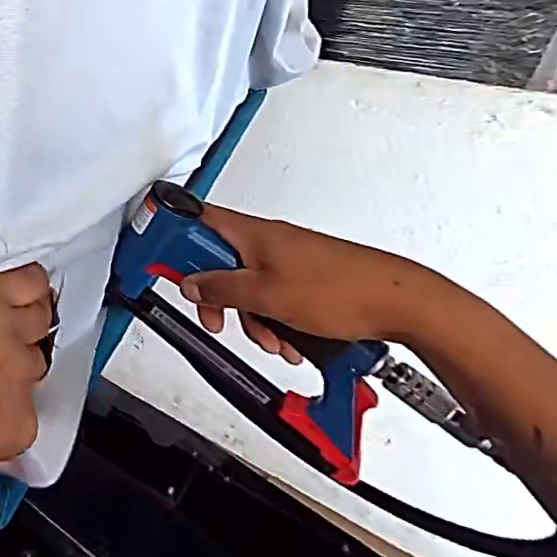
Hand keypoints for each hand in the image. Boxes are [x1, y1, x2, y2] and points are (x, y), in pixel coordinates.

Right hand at [181, 205, 463, 362]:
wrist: (401, 303)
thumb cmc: (343, 289)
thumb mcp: (267, 295)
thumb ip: (221, 289)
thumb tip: (192, 285)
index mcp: (250, 232)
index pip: (194, 219)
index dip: (171, 235)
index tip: (155, 254)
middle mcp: (265, 239)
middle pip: (216, 258)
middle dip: (214, 292)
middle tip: (212, 313)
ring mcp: (284, 258)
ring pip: (244, 282)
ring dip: (247, 313)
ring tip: (268, 336)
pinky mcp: (301, 277)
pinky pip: (269, 293)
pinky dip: (270, 316)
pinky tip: (286, 337)